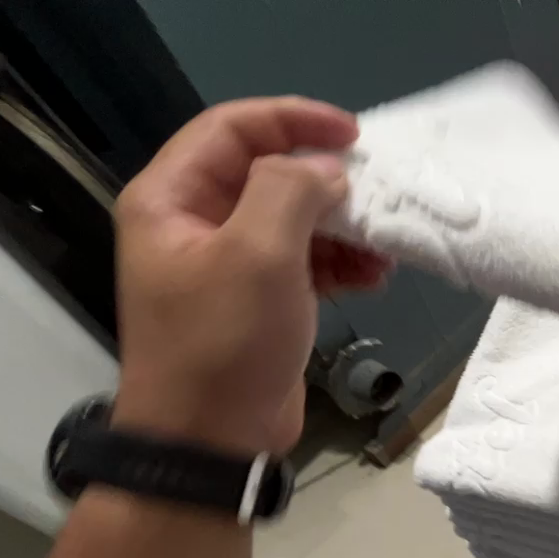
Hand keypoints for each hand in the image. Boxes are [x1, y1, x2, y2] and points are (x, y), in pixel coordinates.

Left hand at [112, 97, 392, 455]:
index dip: (293, 121)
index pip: (232, 131)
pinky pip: (306, 267)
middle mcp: (197, 225)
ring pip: (295, 225)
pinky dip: (341, 266)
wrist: (213, 436)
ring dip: (343, 231)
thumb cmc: (225, 343)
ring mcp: (231, 267)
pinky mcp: (262, 305)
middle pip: (268, 178)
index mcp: (173, 199)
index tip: (353, 133)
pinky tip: (373, 278)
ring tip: (385, 250)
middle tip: (378, 199)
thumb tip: (326, 171)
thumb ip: (289, 194)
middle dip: (327, 185)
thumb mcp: (257, 256)